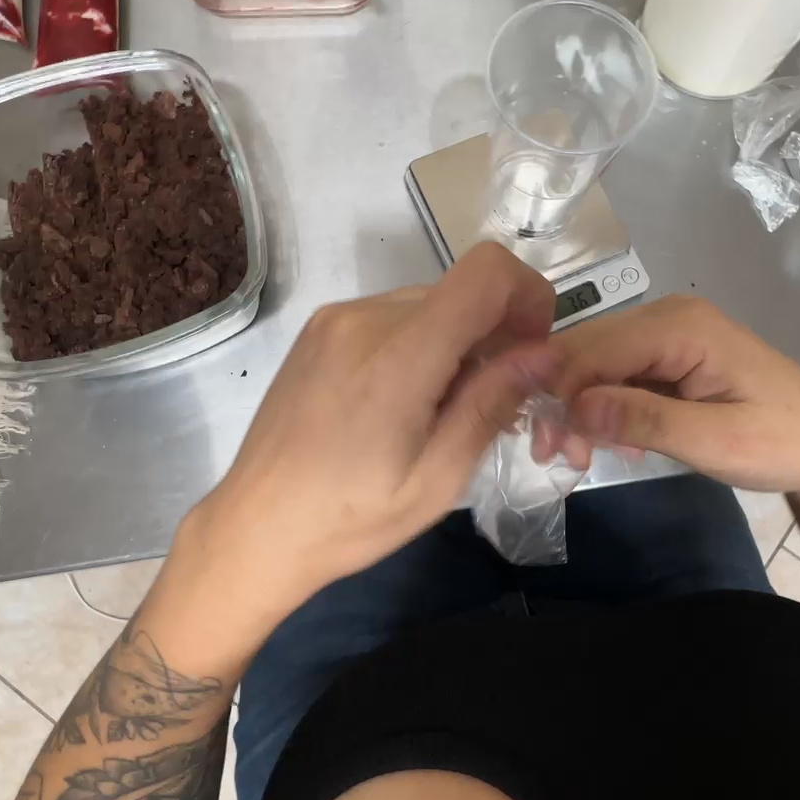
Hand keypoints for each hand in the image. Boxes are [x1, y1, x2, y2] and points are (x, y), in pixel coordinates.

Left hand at [187, 243, 554, 610]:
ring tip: (442, 412)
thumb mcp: (438, 478)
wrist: (255, 527)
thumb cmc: (351, 519)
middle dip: (494, 336)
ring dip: (455, 344)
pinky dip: (419, 345)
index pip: (486, 272)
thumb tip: (544, 351)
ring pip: (428, 305)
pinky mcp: (319, 331)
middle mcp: (364, 317)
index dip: (528, 295)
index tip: (531, 351)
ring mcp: (335, 319)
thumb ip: (491, 403)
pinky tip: (404, 402)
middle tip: (492, 404)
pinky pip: (392, 317)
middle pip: (460, 293)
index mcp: (398, 354)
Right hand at [549, 295, 799, 532]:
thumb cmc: (784, 445)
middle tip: (554, 455)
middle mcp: (669, 316)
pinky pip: (619, 372)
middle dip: (563, 400)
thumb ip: (644, 419)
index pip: (594, 349)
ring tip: (578, 456)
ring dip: (579, 406)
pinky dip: (604, 406)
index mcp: (682, 327)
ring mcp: (670, 332)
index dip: (561, 393)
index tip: (549, 447)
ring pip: (597, 360)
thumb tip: (574, 407)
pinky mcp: (672, 354)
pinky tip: (612, 441)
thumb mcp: (716, 442)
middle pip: (588, 348)